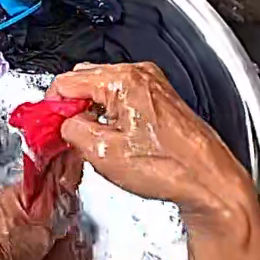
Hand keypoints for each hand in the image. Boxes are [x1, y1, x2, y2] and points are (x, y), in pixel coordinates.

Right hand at [47, 63, 259, 230]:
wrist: (212, 184)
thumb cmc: (170, 168)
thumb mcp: (101, 152)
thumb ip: (70, 129)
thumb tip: (62, 123)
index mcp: (122, 81)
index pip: (65, 82)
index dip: (51, 105)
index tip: (47, 126)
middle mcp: (139, 75)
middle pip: (83, 80)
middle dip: (70, 106)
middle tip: (66, 135)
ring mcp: (152, 85)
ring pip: (101, 89)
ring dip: (89, 111)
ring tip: (92, 141)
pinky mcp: (160, 99)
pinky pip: (120, 98)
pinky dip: (108, 114)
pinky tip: (112, 139)